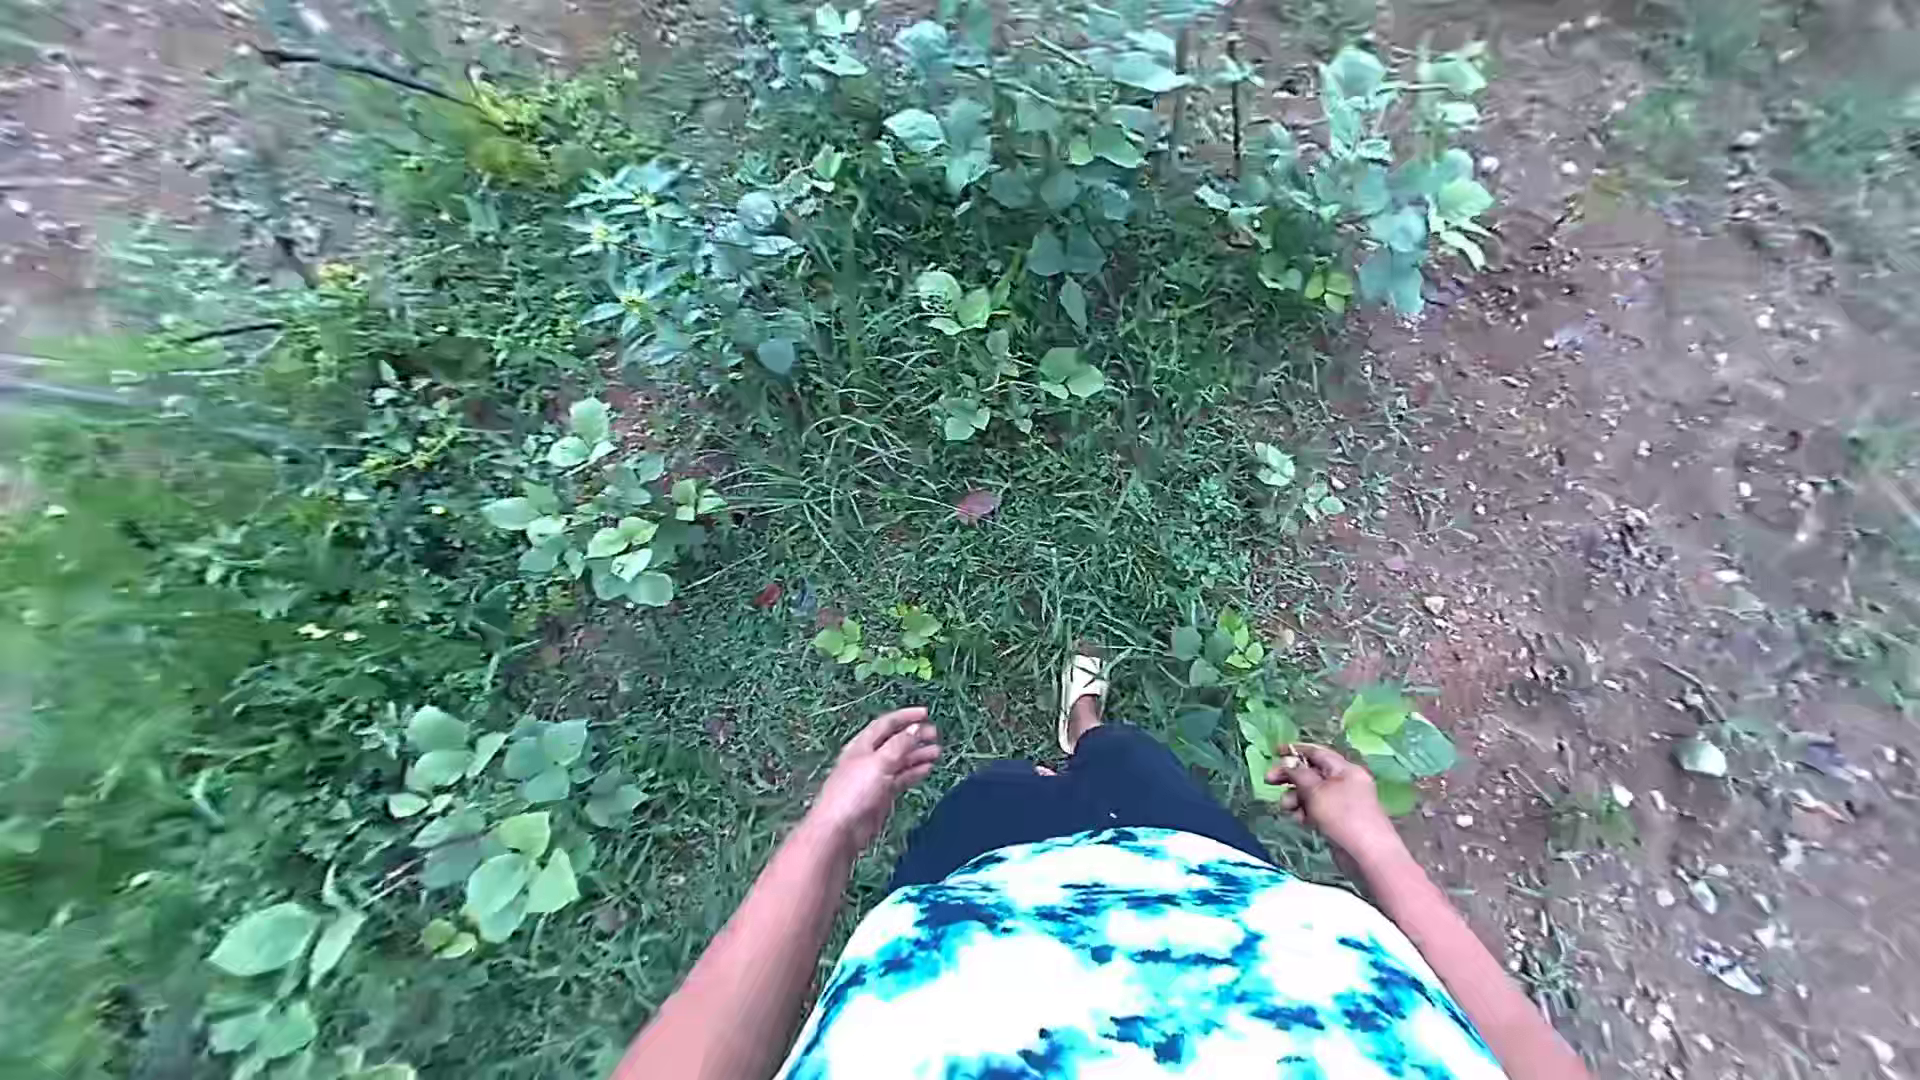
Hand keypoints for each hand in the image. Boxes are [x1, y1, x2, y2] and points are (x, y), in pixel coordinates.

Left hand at [804, 707, 940, 854]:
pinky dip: (914, 771)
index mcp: (863, 744)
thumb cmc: (854, 792)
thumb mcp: (879, 762)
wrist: (840, 831)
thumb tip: (916, 728)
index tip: (926, 713)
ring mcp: (876, 776)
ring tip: (936, 752)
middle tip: (935, 734)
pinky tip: (927, 768)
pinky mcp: (882, 794)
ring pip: (901, 760)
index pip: (887, 724)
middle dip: (915, 736)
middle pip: (895, 741)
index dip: (906, 717)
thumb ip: (900, 745)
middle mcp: (870, 757)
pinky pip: (901, 777)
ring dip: (918, 754)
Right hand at [1265, 743, 1407, 867]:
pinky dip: (1305, 810)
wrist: (1369, 857)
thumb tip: (1288, 763)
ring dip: (1295, 797)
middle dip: (1290, 777)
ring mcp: (1343, 802)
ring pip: (1311, 792)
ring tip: (1287, 807)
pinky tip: (1300, 819)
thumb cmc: (1342, 817)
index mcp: (1345, 770)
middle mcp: (1345, 782)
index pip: (1316, 752)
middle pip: (1311, 772)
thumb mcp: (1315, 790)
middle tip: (1269, 781)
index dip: (1294, 750)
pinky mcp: (1340, 819)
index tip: (1275, 751)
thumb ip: (1297, 773)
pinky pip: (1317, 808)